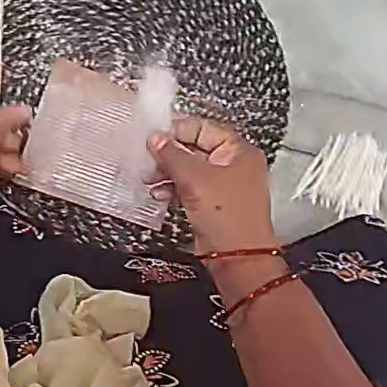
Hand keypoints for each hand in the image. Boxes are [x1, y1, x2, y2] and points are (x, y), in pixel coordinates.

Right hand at [147, 117, 277, 254]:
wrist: (237, 259)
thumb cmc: (227, 216)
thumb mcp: (195, 179)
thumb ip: (172, 155)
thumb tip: (156, 138)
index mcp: (237, 151)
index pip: (203, 128)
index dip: (178, 131)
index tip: (154, 136)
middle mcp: (232, 165)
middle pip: (195, 148)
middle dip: (169, 155)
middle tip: (148, 159)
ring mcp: (222, 185)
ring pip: (189, 170)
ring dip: (168, 173)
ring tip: (150, 179)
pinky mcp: (212, 204)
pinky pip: (189, 188)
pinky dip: (173, 189)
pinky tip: (159, 194)